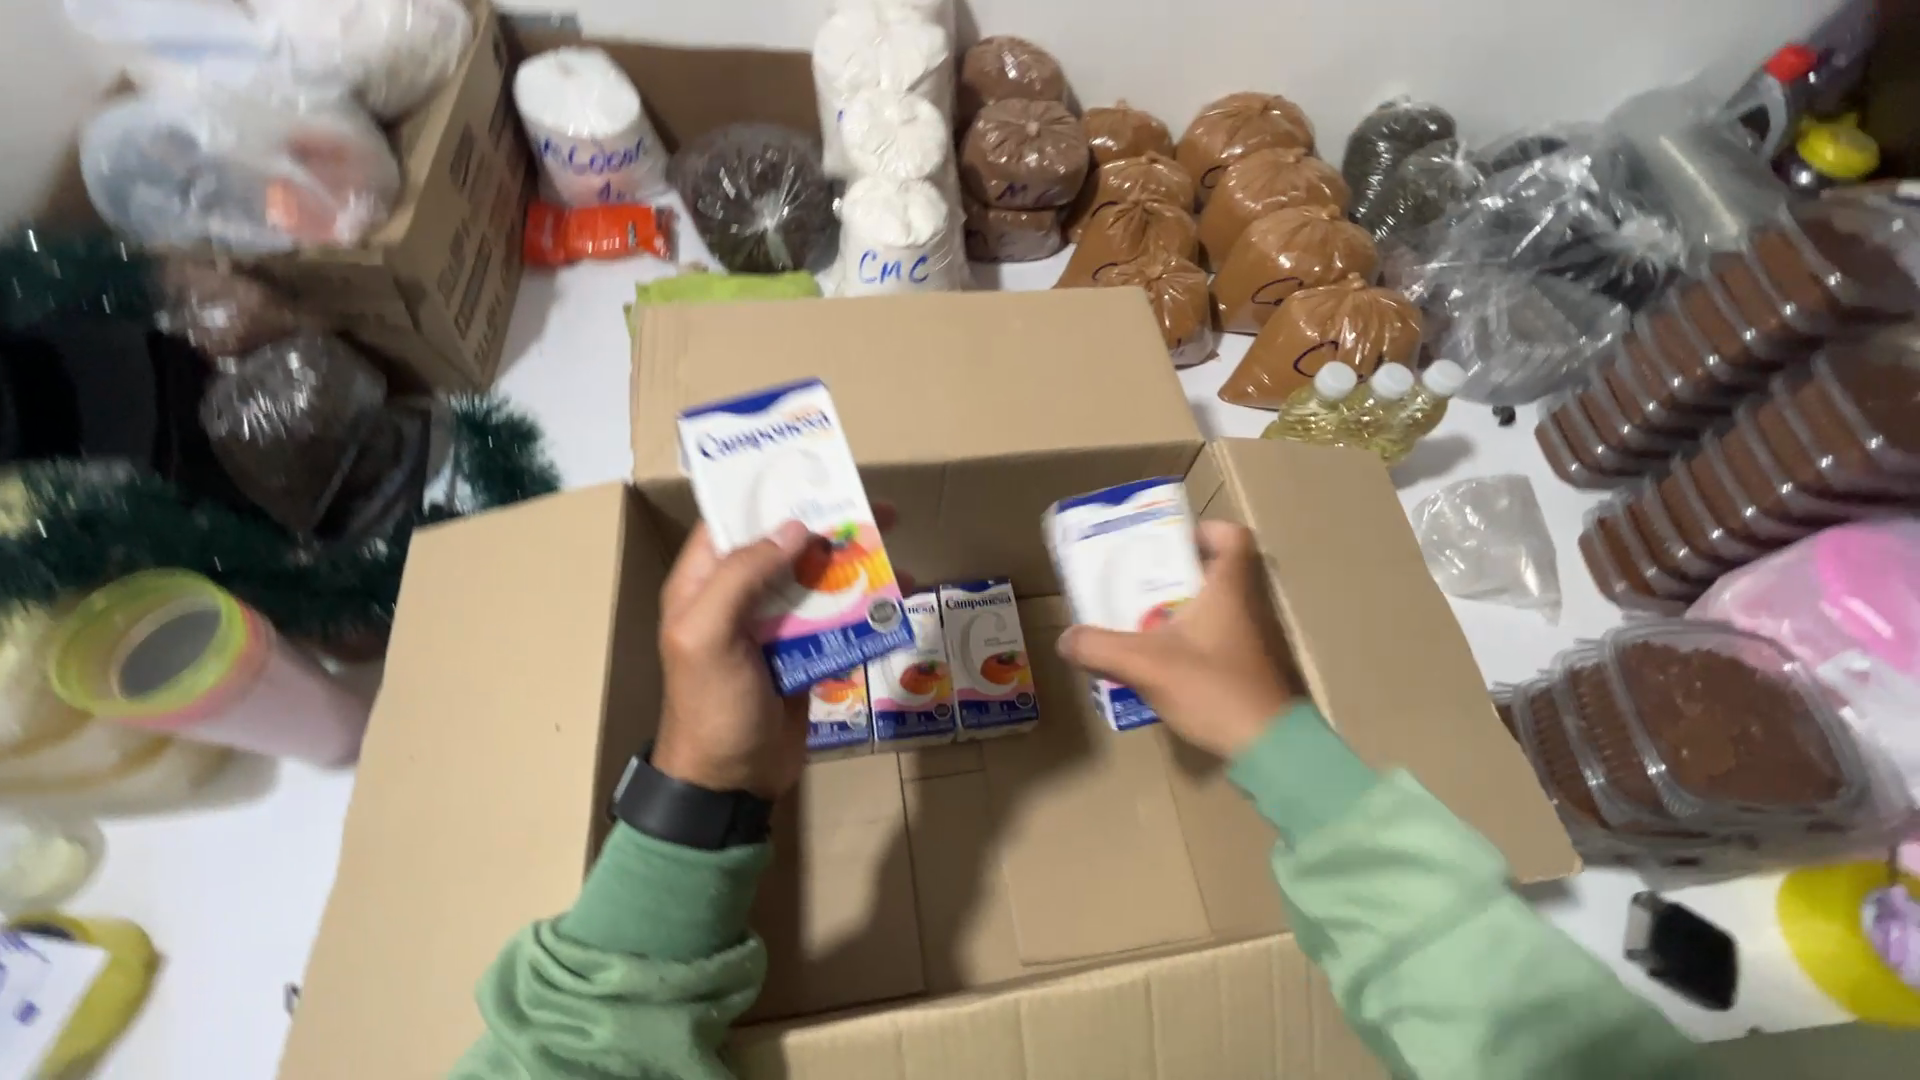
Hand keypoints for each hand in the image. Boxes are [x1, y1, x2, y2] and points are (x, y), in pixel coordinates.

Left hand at [651, 507, 902, 799]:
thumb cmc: (711, 705)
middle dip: (831, 526)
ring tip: (897, 555)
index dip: (772, 494)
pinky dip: (865, 608)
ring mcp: (775, 625)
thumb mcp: (708, 635)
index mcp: (704, 583)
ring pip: (819, 580)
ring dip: (856, 567)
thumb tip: (796, 529)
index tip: (817, 474)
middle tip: (880, 510)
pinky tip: (896, 601)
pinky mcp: (804, 652)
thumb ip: (742, 576)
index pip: (734, 520)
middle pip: (788, 545)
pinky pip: (837, 619)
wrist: (731, 781)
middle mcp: (740, 596)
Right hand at [1058, 521, 1301, 759]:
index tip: (1169, 544)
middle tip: (1141, 588)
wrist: (1274, 749)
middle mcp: (1252, 604)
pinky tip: (1171, 665)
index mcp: (1232, 588)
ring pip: (1221, 608)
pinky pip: (1226, 638)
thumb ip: (1100, 648)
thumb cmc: (1215, 690)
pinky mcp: (1260, 668)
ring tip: (1147, 626)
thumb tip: (1065, 639)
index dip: (1203, 530)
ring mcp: (1261, 638)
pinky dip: (1199, 641)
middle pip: (1219, 571)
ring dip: (1187, 611)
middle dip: (1179, 576)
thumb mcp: (1147, 666)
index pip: (1232, 535)